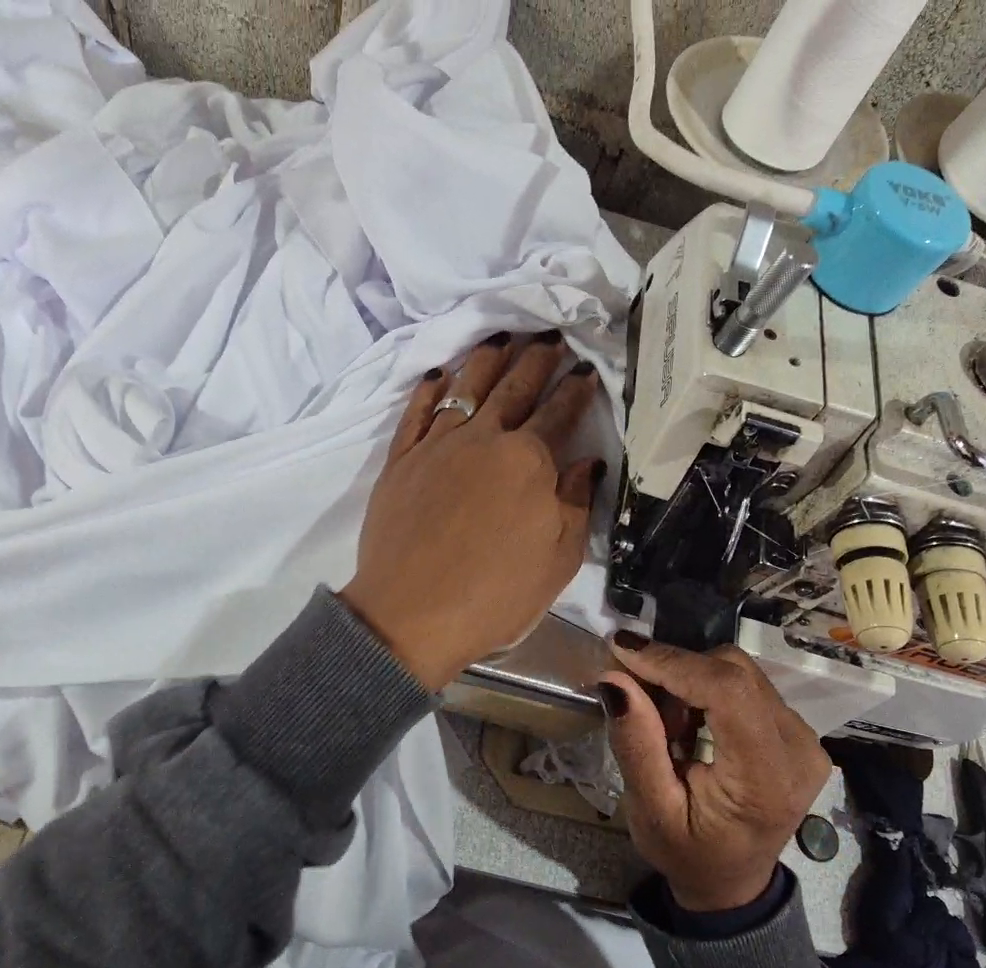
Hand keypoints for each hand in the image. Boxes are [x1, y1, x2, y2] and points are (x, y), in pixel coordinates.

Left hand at [341, 331, 602, 690]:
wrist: (410, 614)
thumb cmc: (494, 595)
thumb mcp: (557, 560)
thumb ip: (575, 505)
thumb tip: (586, 464)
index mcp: (528, 462)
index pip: (559, 414)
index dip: (576, 390)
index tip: (586, 369)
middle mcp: (483, 440)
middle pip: (514, 388)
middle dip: (536, 359)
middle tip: (549, 336)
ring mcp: (436, 446)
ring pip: (465, 388)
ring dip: (485, 360)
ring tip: (500, 336)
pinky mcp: (399, 461)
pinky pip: (416, 414)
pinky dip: (428, 391)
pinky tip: (437, 375)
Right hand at [599, 637, 831, 912]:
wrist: (731, 881)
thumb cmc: (687, 852)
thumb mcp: (650, 811)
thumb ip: (637, 745)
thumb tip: (615, 679)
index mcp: (765, 779)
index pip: (728, 692)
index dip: (673, 662)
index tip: (621, 650)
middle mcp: (798, 750)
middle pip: (734, 672)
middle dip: (675, 670)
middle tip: (636, 696)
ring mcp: (805, 738)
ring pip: (738, 671)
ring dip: (690, 679)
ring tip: (665, 722)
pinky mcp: (798, 730)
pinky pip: (746, 683)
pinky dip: (706, 687)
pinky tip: (688, 721)